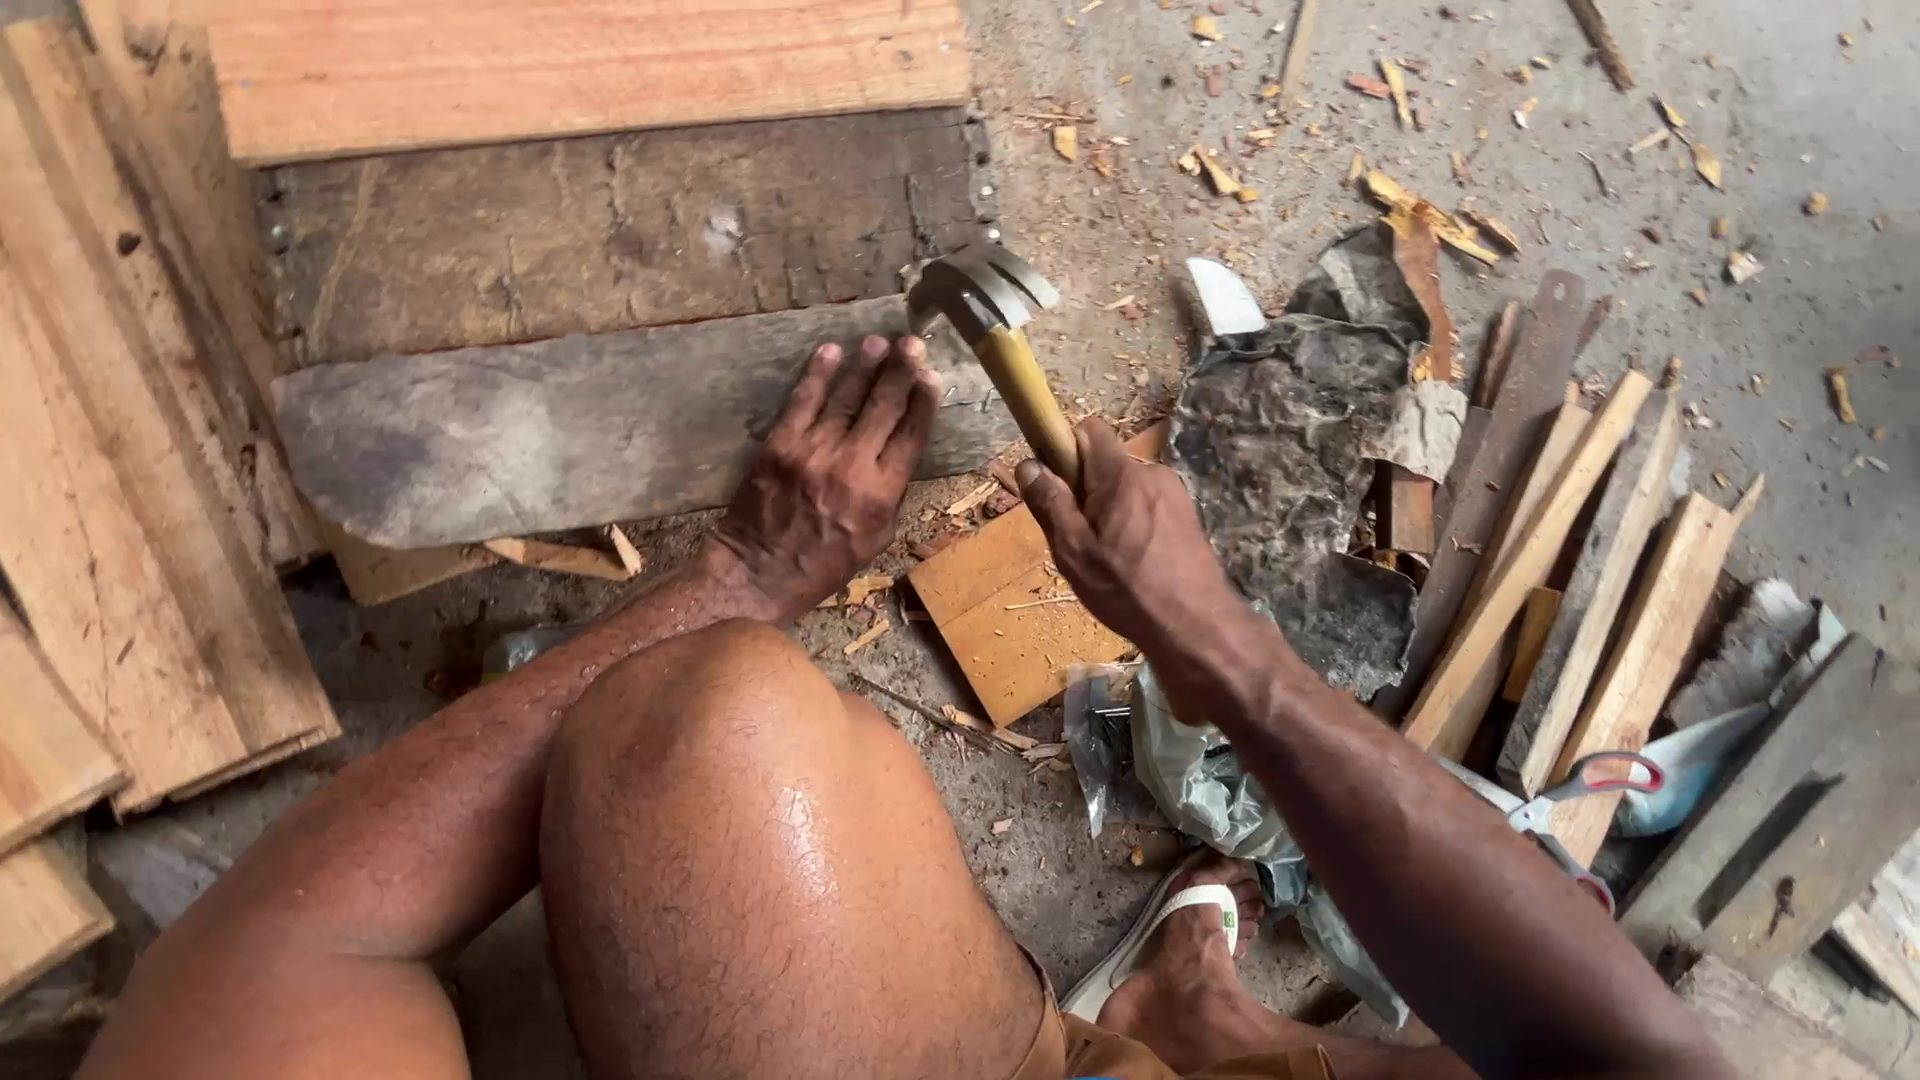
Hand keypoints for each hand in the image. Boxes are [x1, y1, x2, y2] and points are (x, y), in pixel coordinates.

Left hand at [708, 335, 939, 621]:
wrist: (759, 573)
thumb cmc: (824, 565)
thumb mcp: (875, 541)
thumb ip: (891, 497)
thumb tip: (899, 456)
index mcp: (880, 493)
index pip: (911, 436)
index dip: (924, 402)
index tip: (932, 377)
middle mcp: (852, 466)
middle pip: (884, 407)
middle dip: (902, 371)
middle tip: (913, 343)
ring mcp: (813, 451)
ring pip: (846, 397)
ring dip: (866, 365)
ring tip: (880, 341)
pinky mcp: (779, 445)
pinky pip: (802, 401)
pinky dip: (818, 374)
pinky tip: (832, 351)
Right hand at [1016, 419, 1243, 649]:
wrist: (1196, 627)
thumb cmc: (1128, 590)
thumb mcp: (1074, 552)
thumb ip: (1050, 504)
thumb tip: (1028, 465)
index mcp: (1123, 475)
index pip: (1088, 431)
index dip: (1064, 452)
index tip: (1055, 490)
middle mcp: (1153, 474)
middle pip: (1104, 466)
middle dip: (1083, 493)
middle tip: (1078, 541)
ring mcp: (1174, 496)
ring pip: (1124, 491)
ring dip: (1107, 515)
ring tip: (1106, 561)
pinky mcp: (1186, 518)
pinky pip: (1145, 508)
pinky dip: (1130, 528)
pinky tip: (1131, 566)